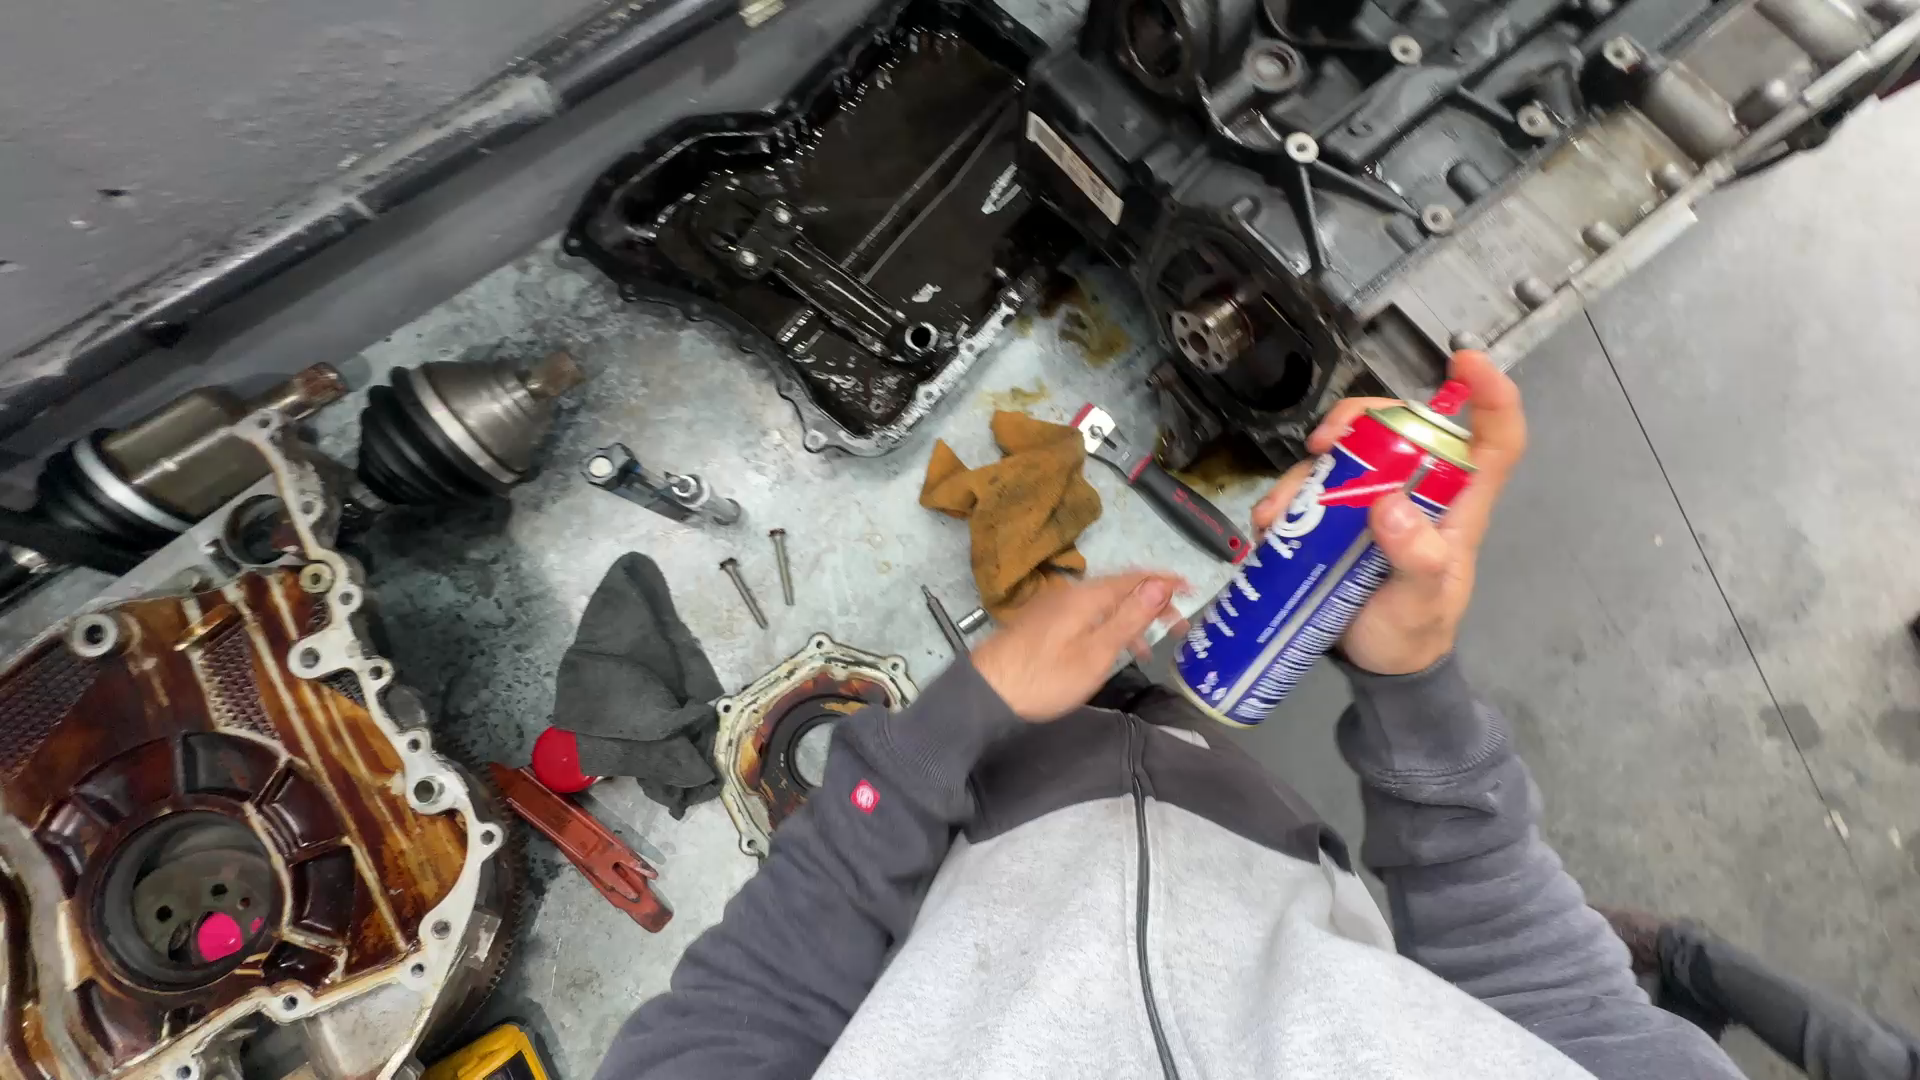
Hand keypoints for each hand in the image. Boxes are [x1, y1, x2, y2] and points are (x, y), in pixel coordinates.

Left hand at [971, 572, 1187, 720]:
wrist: (987, 691)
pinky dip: (1108, 626)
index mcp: (1085, 596)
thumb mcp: (1096, 653)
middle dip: (1151, 602)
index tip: (1192, 590)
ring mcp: (1054, 606)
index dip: (1165, 582)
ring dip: (1130, 618)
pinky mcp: (1044, 622)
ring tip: (1153, 645)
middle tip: (1179, 626)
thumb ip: (1128, 617)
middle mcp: (1069, 593)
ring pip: (1103, 604)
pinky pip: (1087, 614)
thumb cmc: (1045, 678)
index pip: (1134, 577)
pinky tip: (1113, 650)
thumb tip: (1159, 583)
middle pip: (1119, 588)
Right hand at [1250, 350, 1526, 674]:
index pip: (1490, 440)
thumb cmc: (1412, 632)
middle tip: (1320, 443)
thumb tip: (1389, 502)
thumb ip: (1417, 558)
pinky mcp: (1331, 523)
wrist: (1373, 664)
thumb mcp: (1422, 602)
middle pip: (1395, 429)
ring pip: (1340, 459)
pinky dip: (1281, 503)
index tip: (1464, 359)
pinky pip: (1306, 494)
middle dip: (1356, 420)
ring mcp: (1368, 506)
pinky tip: (1264, 527)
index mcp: (1456, 506)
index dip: (1487, 396)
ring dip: (1302, 474)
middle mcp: (1413, 494)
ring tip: (1276, 514)